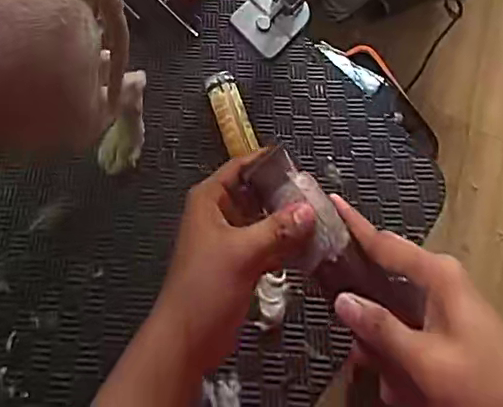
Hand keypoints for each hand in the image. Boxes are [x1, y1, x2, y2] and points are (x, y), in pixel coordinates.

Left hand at [97, 155, 316, 404]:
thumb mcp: (243, 252)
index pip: (240, 166)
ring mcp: (228, 241)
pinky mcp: (237, 265)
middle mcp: (218, 215)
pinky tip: (305, 249)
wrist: (186, 342)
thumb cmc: (204, 289)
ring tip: (316, 221)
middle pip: (254, 194)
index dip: (265, 161)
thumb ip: (277, 229)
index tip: (294, 162)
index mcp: (209, 200)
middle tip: (312, 195)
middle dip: (281, 195)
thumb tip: (307, 210)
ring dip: (285, 223)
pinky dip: (282, 246)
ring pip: (261, 221)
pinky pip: (264, 245)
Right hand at [330, 195, 502, 406]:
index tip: (331, 202)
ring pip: (394, 317)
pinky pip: (410, 333)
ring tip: (397, 385)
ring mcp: (444, 301)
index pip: (384, 242)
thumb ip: (382, 329)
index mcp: (438, 273)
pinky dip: (403, 360)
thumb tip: (344, 300)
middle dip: (371, 324)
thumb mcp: (427, 360)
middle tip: (362, 353)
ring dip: (388, 352)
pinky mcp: (447, 325)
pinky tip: (407, 389)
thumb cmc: (484, 384)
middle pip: (384, 285)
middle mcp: (440, 279)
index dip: (354, 223)